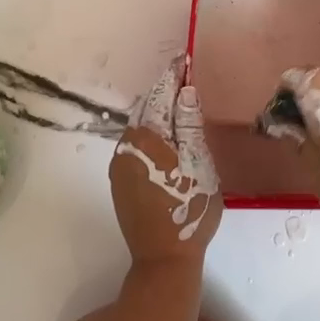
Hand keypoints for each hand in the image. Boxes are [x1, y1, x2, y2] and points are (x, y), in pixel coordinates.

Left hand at [109, 55, 221, 266]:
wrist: (164, 259)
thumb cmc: (188, 206)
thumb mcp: (199, 161)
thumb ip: (189, 123)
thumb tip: (185, 90)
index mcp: (144, 137)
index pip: (159, 97)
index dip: (172, 78)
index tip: (181, 61)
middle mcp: (125, 147)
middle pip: (146, 111)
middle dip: (164, 96)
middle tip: (185, 84)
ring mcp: (120, 167)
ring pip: (140, 130)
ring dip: (158, 117)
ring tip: (180, 109)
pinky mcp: (121, 183)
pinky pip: (136, 147)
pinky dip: (151, 137)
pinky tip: (167, 142)